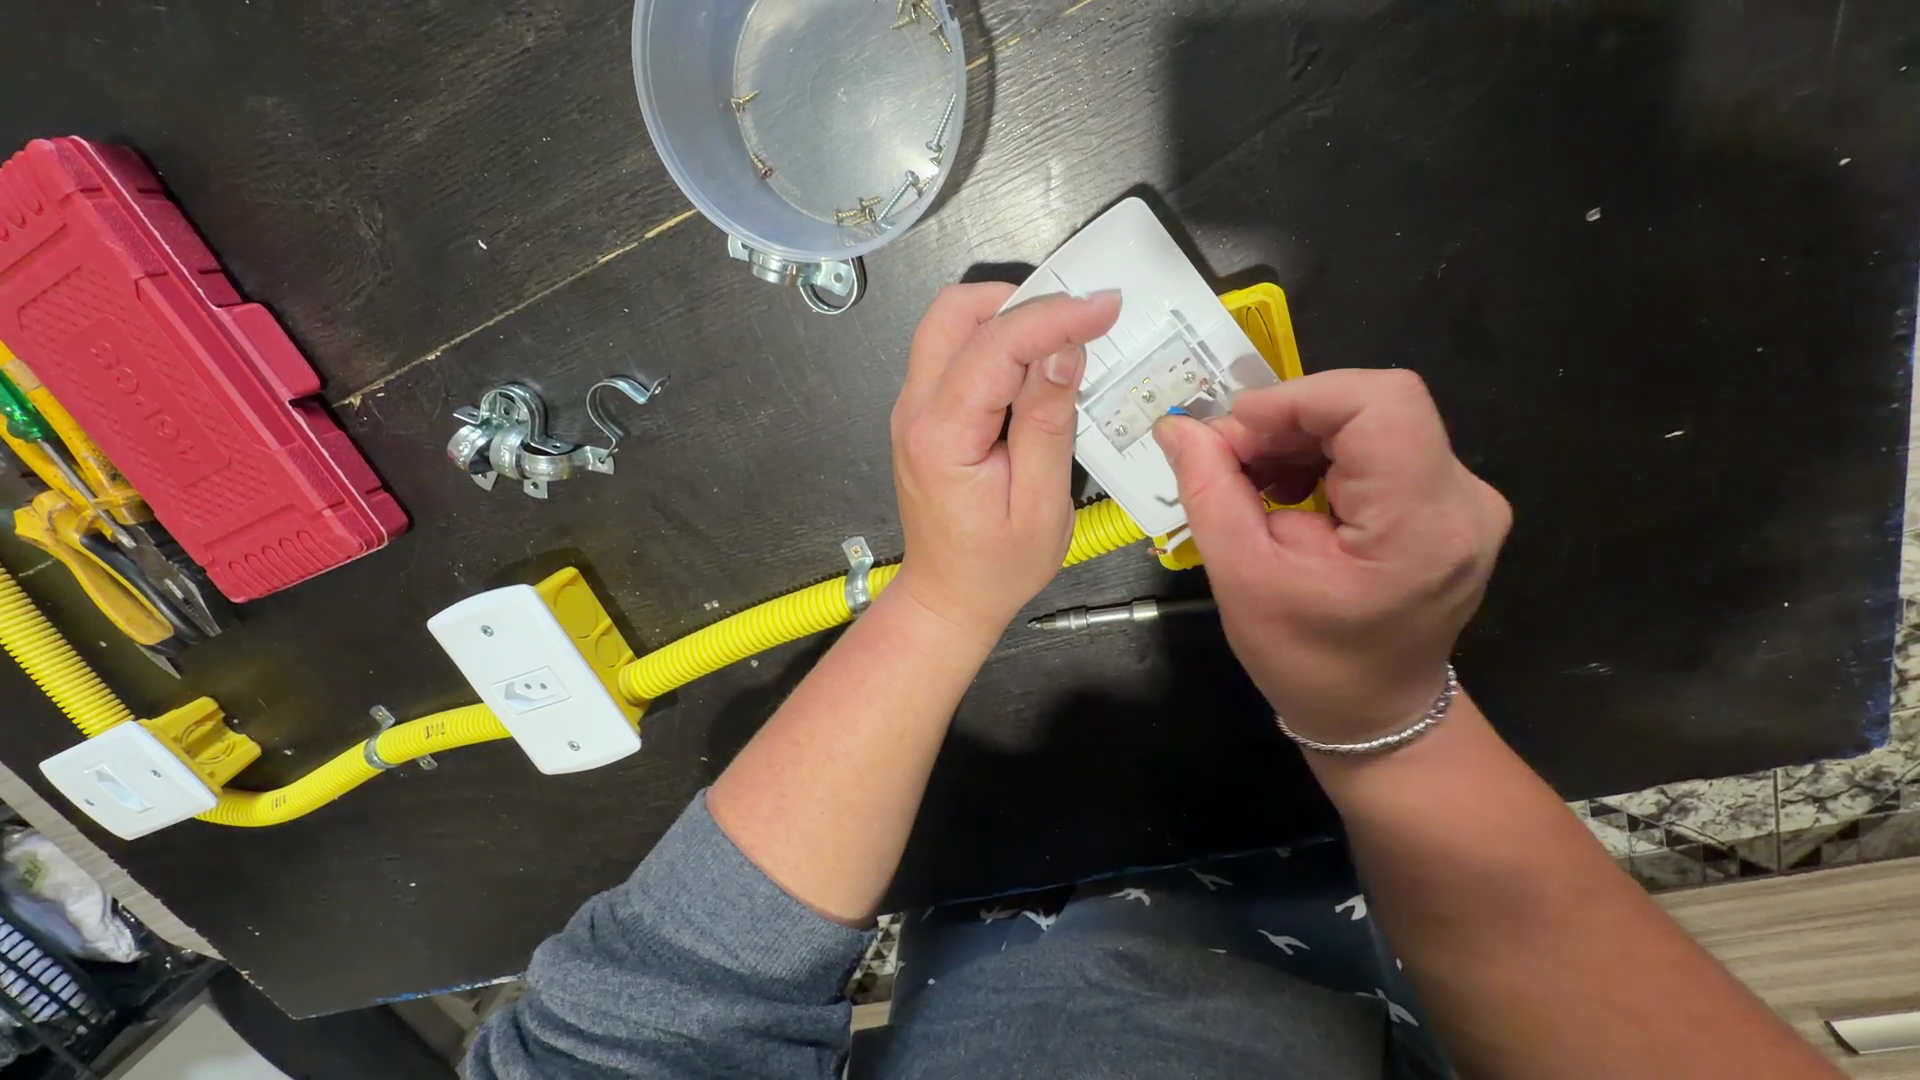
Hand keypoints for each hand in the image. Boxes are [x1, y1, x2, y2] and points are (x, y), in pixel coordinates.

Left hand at [888, 285, 1121, 636]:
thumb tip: (1064, 351)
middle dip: (1018, 301)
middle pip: (952, 313)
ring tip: (1060, 340)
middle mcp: (914, 411)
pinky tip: (1032, 366)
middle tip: (1075, 319)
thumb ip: (1049, 424)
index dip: (1052, 317)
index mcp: (942, 437)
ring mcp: (912, 409)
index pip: (994, 347)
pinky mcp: (922, 414)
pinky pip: (952, 353)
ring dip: (1005, 317)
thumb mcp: (1041, 505)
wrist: (948, 596)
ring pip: (949, 325)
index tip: (1103, 307)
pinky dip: (994, 341)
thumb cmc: (996, 566)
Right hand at [1152, 369, 1510, 742]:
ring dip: (1302, 437)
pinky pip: (1383, 446)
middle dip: (1290, 419)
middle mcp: (1464, 500)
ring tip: (1254, 482)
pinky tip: (1289, 492)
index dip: (1298, 399)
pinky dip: (1324, 455)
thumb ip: (1209, 491)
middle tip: (1230, 460)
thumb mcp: (1241, 579)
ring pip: (1377, 420)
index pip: (1379, 403)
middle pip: (1376, 405)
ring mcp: (1466, 499)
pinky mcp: (1450, 503)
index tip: (1234, 433)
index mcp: (1420, 525)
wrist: (1374, 714)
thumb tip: (1177, 425)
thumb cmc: (1306, 660)